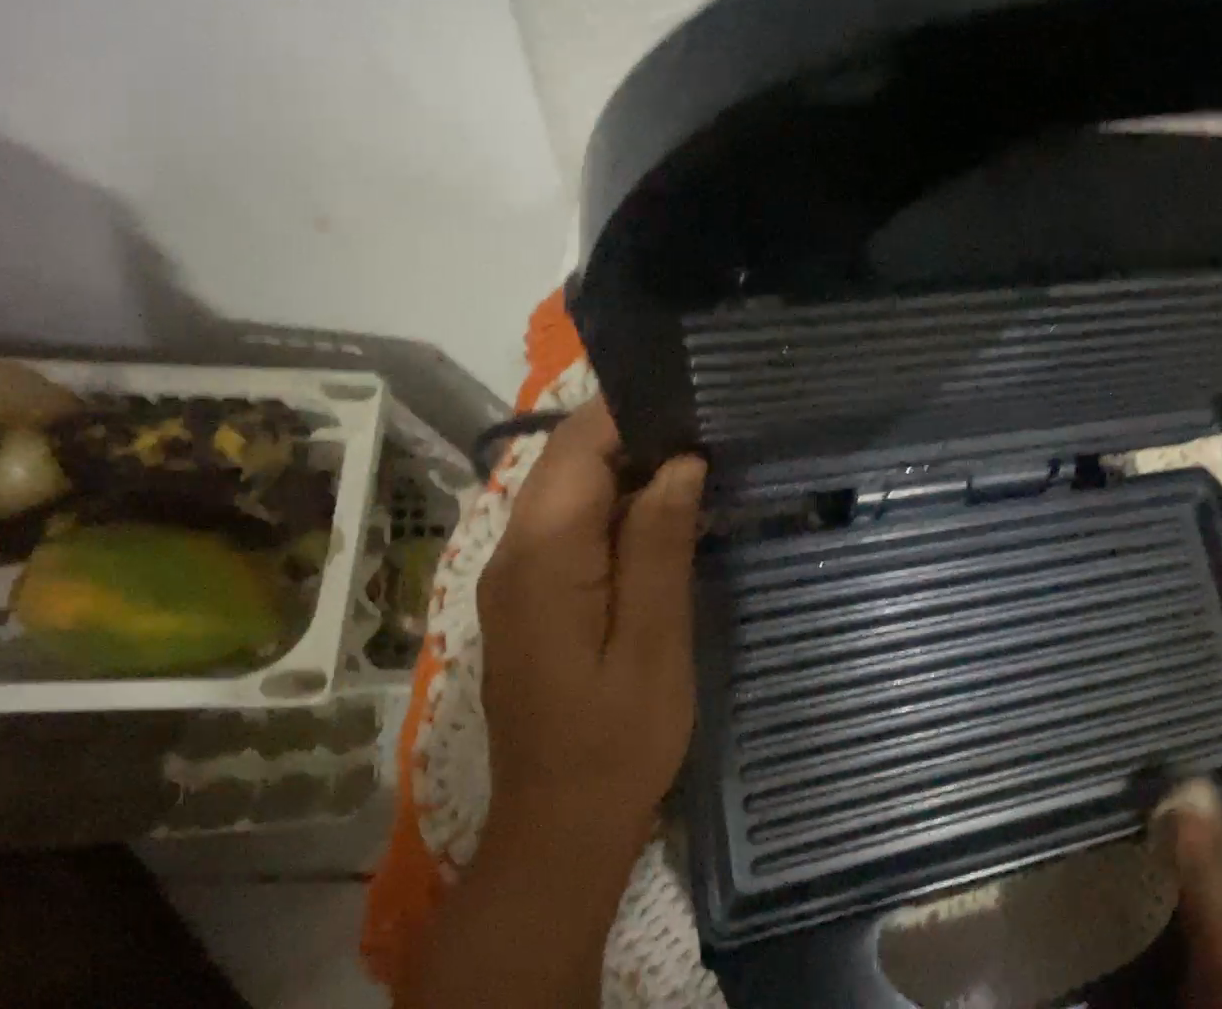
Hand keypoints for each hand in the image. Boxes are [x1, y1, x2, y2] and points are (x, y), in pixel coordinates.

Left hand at [476, 399, 707, 851]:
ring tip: (698, 462)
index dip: (630, 413)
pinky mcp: (529, 600)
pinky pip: (568, 529)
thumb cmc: (619, 740)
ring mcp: (514, 578)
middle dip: (632, 437)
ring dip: (626, 472)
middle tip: (709, 429)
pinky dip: (613, 509)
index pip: (577, 449)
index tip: (694, 397)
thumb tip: (681, 462)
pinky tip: (663, 519)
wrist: (561, 825)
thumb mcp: (654, 643)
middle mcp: (512, 554)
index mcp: (543, 558)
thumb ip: (660, 545)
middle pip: (565, 463)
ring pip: (566, 492)